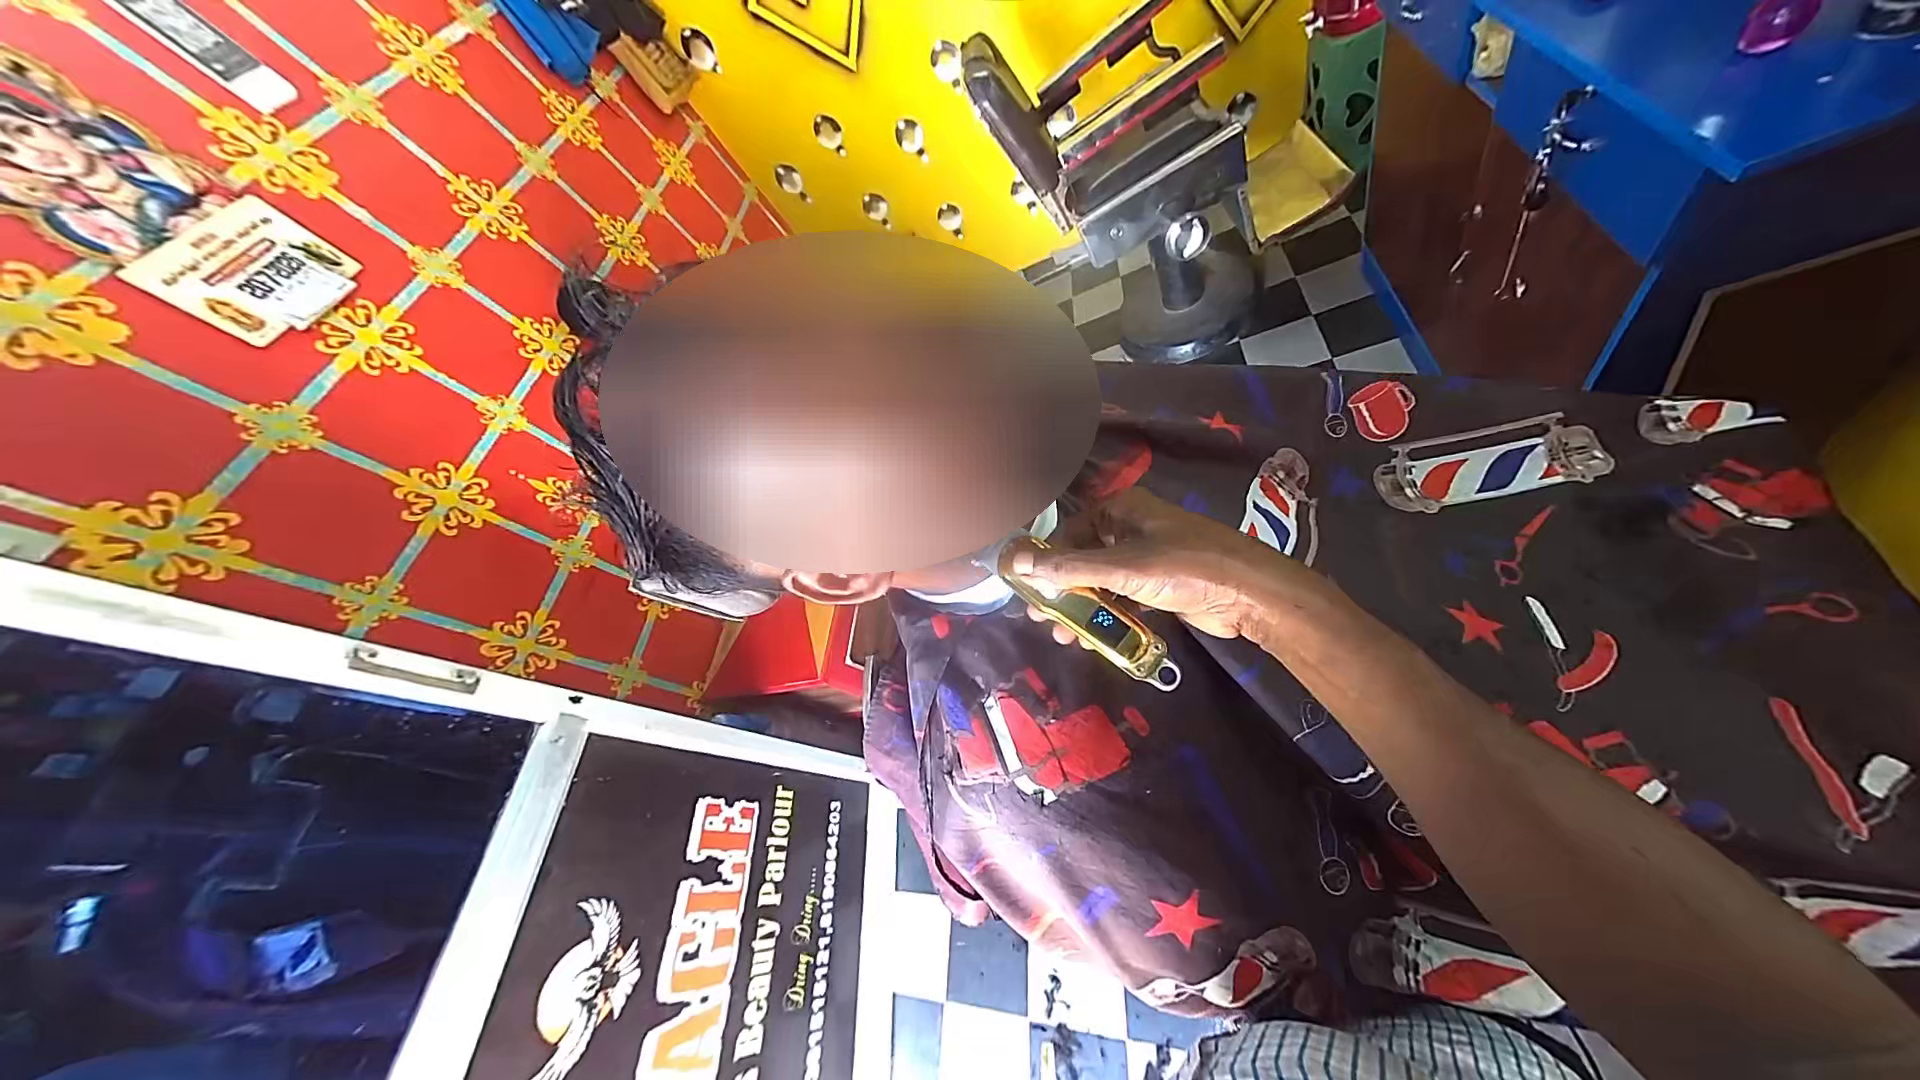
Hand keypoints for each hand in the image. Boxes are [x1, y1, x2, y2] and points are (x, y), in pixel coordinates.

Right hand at [1011, 488, 1301, 641]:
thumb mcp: (1122, 568)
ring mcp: (1147, 556)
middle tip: (1042, 618)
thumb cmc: (1185, 568)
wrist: (1251, 594)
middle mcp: (1131, 528)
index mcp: (1121, 510)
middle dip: (1062, 590)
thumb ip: (1068, 568)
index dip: (1047, 562)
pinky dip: (1107, 615)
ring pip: (1102, 581)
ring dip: (1082, 608)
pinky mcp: (1159, 583)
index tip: (1029, 592)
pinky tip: (1092, 638)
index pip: (1069, 532)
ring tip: (1065, 636)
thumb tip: (1016, 563)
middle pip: (1082, 558)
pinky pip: (1122, 596)